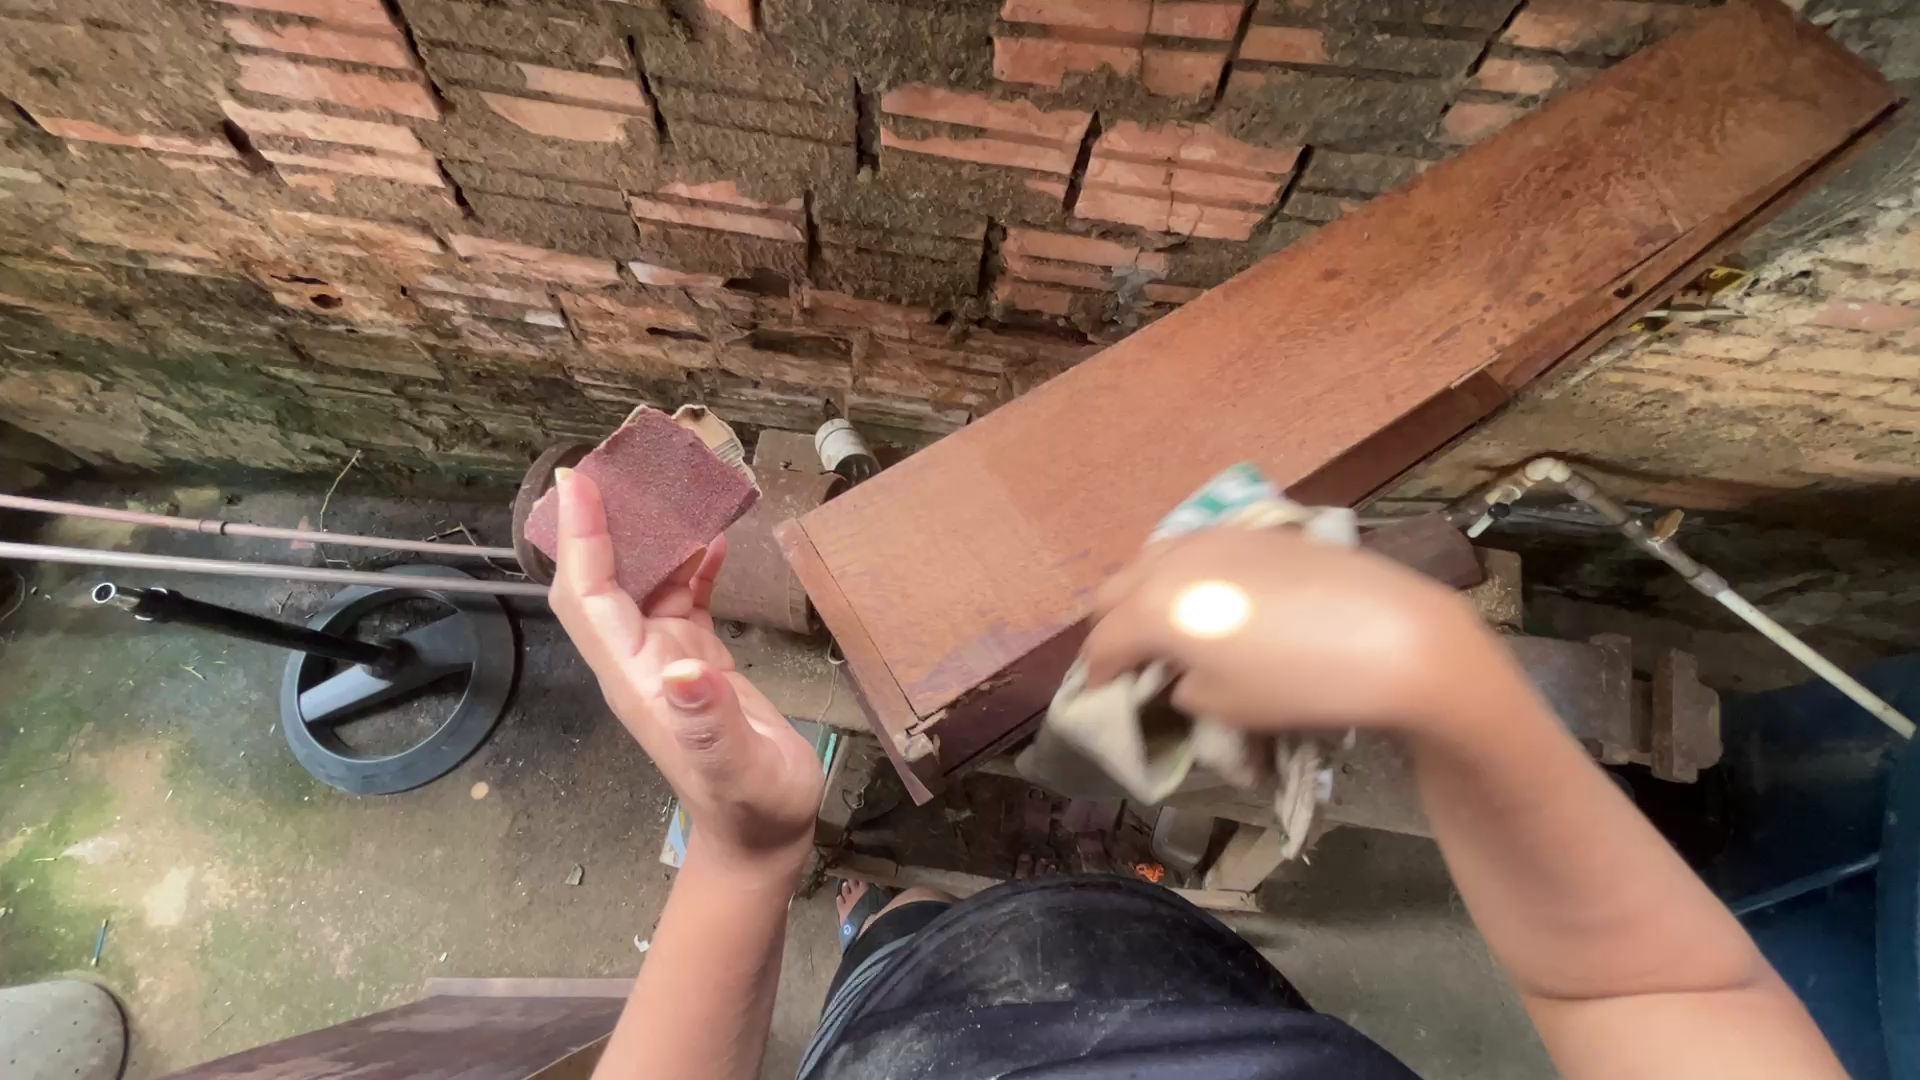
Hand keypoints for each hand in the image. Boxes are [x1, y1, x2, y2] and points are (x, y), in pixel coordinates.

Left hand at [548, 469, 824, 875]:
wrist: (764, 834)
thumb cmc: (754, 804)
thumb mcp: (737, 767)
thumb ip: (706, 724)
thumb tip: (682, 671)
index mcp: (639, 679)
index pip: (590, 597)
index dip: (582, 541)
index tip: (581, 482)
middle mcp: (642, 662)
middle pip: (604, 581)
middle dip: (603, 524)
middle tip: (621, 465)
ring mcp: (669, 663)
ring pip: (645, 585)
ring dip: (651, 538)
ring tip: (670, 489)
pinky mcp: (698, 664)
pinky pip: (686, 602)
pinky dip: (695, 568)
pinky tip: (715, 542)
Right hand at [1081, 526, 1511, 738]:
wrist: (1395, 637)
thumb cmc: (1301, 684)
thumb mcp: (1224, 706)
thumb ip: (1180, 685)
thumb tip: (1177, 671)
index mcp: (1153, 608)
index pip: (1103, 643)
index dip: (1098, 677)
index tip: (1105, 699)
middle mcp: (1170, 562)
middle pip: (1111, 593)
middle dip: (1111, 629)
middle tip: (1131, 663)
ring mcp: (1210, 538)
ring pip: (1148, 562)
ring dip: (1143, 596)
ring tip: (1168, 628)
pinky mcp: (1249, 531)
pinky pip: (1191, 550)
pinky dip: (1182, 577)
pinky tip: (1213, 600)